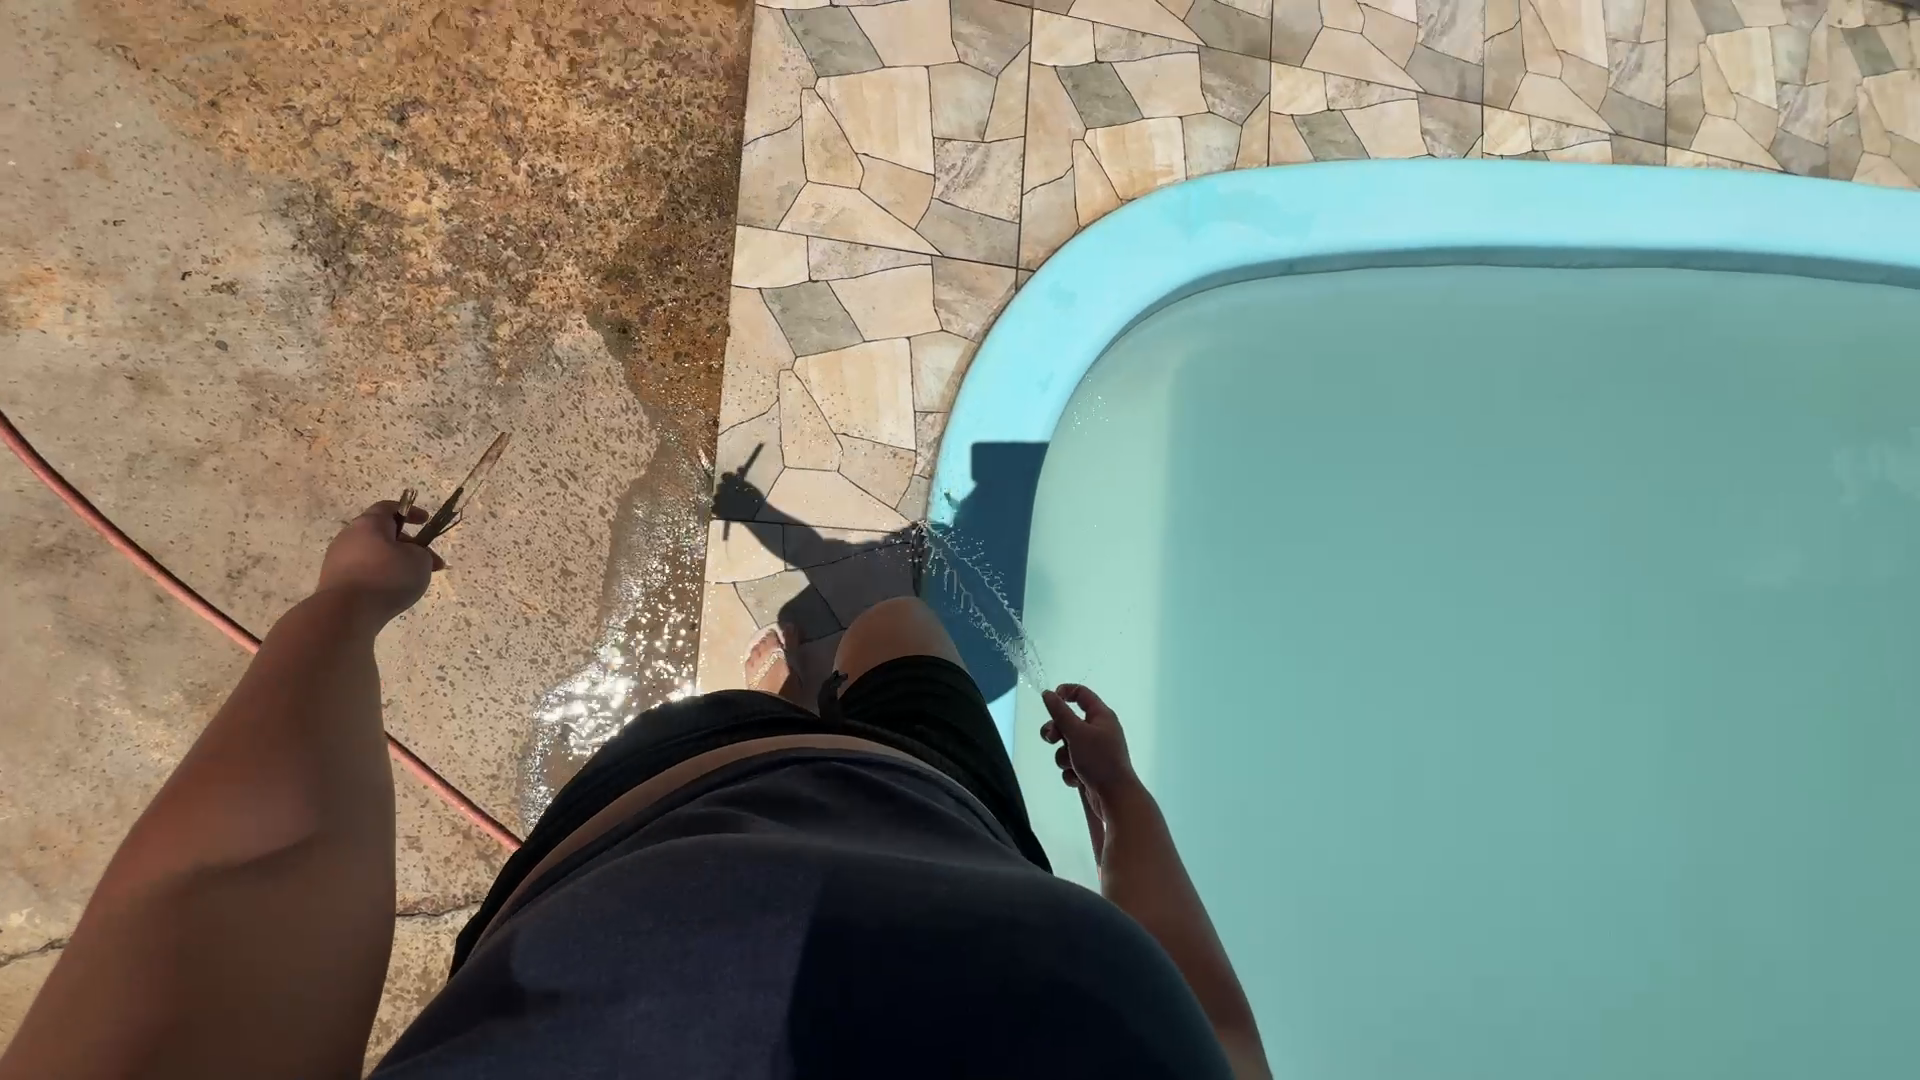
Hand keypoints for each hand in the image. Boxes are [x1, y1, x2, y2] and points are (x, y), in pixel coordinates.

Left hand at [314, 500, 443, 624]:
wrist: (347, 611)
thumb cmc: (388, 577)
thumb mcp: (420, 560)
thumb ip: (420, 551)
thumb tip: (409, 554)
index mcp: (369, 524)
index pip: (388, 508)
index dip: (410, 512)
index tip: (425, 521)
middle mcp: (349, 536)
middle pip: (382, 533)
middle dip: (408, 545)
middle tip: (428, 562)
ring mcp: (337, 558)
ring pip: (373, 553)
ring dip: (394, 562)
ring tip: (412, 580)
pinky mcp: (334, 578)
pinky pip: (363, 570)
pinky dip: (380, 575)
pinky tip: (392, 590)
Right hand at [1041, 684, 1143, 862]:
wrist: (1115, 798)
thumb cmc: (1098, 760)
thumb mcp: (1076, 732)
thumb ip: (1060, 712)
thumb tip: (1048, 693)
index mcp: (1101, 716)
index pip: (1081, 693)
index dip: (1064, 693)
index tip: (1049, 700)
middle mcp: (1099, 731)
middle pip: (1069, 721)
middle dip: (1057, 731)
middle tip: (1051, 738)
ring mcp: (1095, 751)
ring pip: (1067, 745)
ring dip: (1063, 756)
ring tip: (1071, 765)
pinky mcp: (1090, 769)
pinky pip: (1071, 763)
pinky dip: (1071, 771)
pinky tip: (1077, 779)